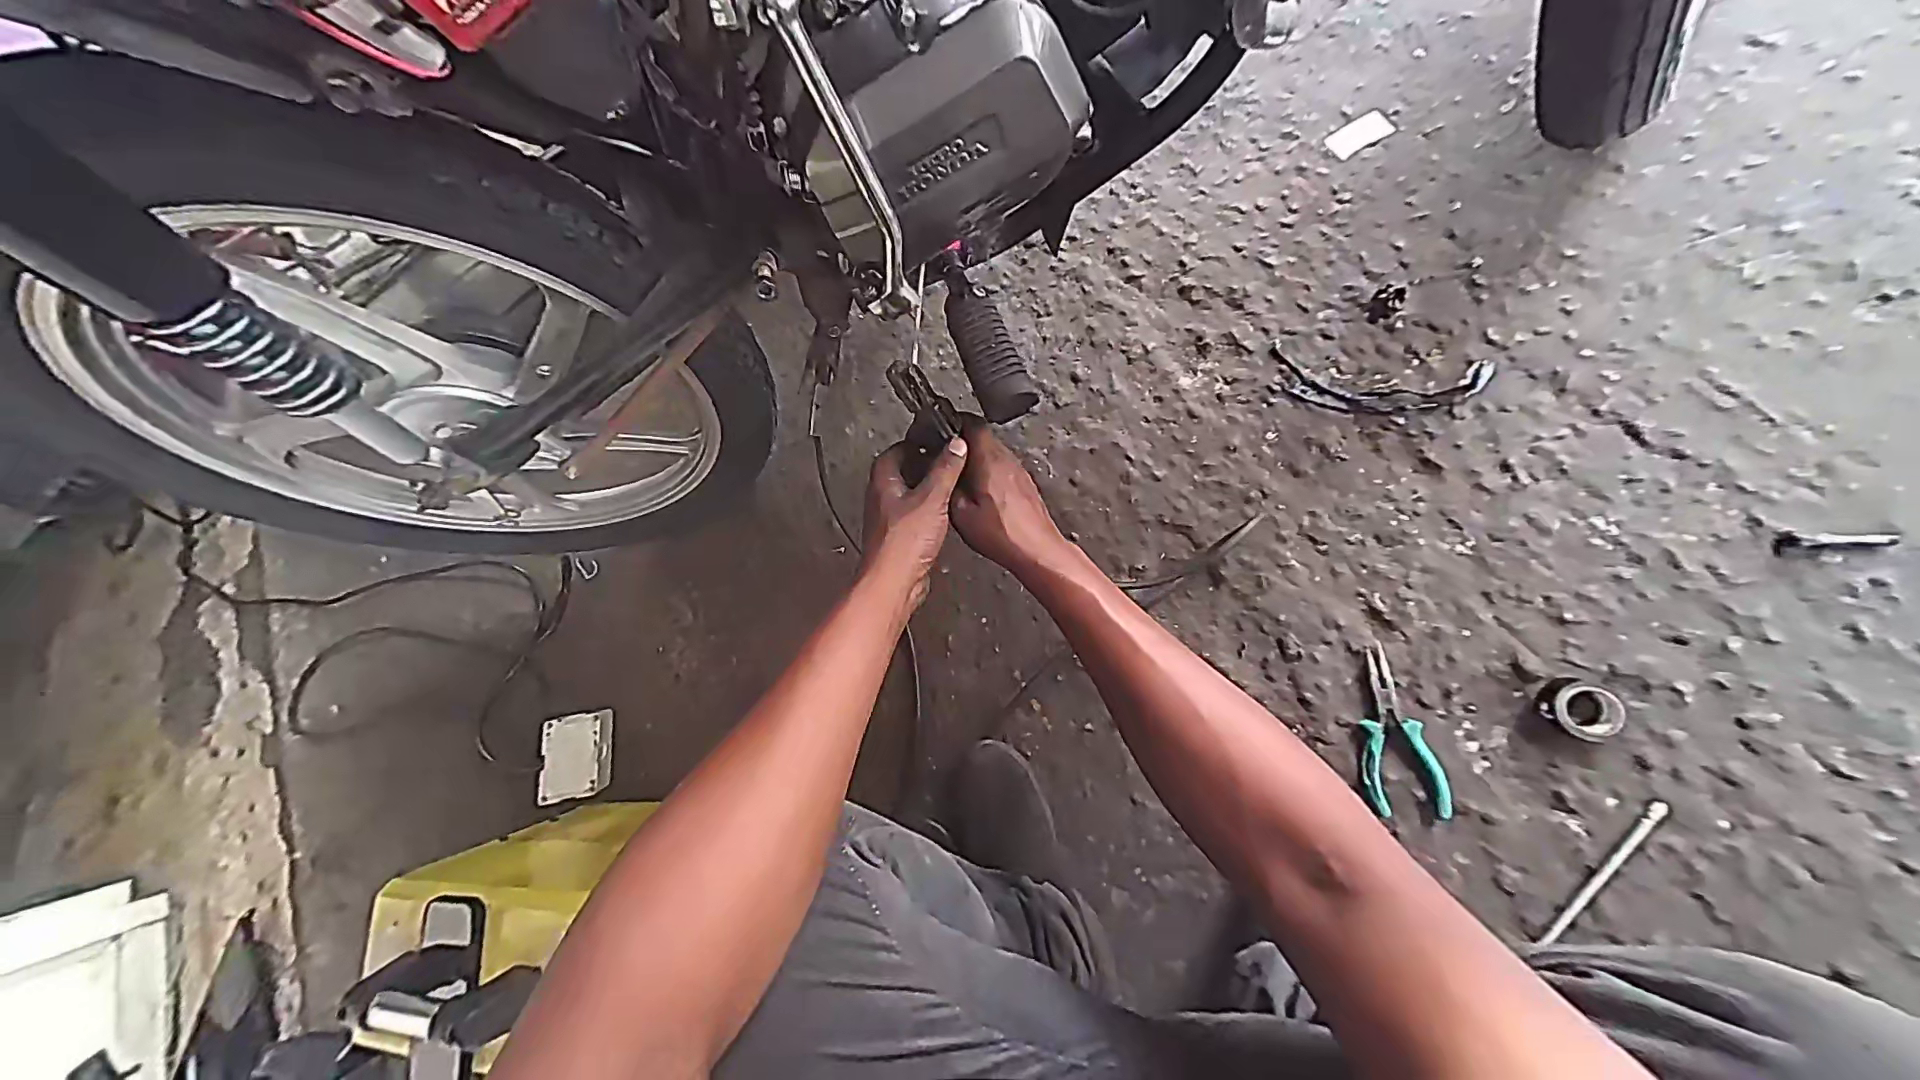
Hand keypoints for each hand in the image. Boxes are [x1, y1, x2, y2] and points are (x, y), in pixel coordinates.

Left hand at [861, 437, 968, 607]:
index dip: (913, 443)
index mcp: (883, 484)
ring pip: (906, 495)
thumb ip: (945, 470)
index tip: (930, 440)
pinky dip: (927, 511)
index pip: (894, 451)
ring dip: (925, 489)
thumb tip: (956, 446)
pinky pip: (913, 517)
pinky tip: (940, 516)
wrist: (893, 583)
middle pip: (900, 472)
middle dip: (921, 465)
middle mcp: (882, 500)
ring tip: (945, 485)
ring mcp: (889, 521)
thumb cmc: (902, 545)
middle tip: (941, 460)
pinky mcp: (899, 539)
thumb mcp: (932, 499)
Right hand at [949, 423, 1072, 576]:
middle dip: (963, 442)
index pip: (972, 422)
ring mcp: (1019, 471)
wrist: (1036, 550)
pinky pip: (1003, 468)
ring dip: (977, 458)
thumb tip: (943, 475)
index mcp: (989, 460)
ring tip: (962, 474)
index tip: (943, 426)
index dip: (954, 421)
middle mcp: (1007, 460)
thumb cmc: (1004, 535)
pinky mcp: (1025, 484)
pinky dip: (990, 472)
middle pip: (983, 436)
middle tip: (947, 453)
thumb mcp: (961, 514)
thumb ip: (949, 487)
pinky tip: (982, 492)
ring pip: (993, 452)